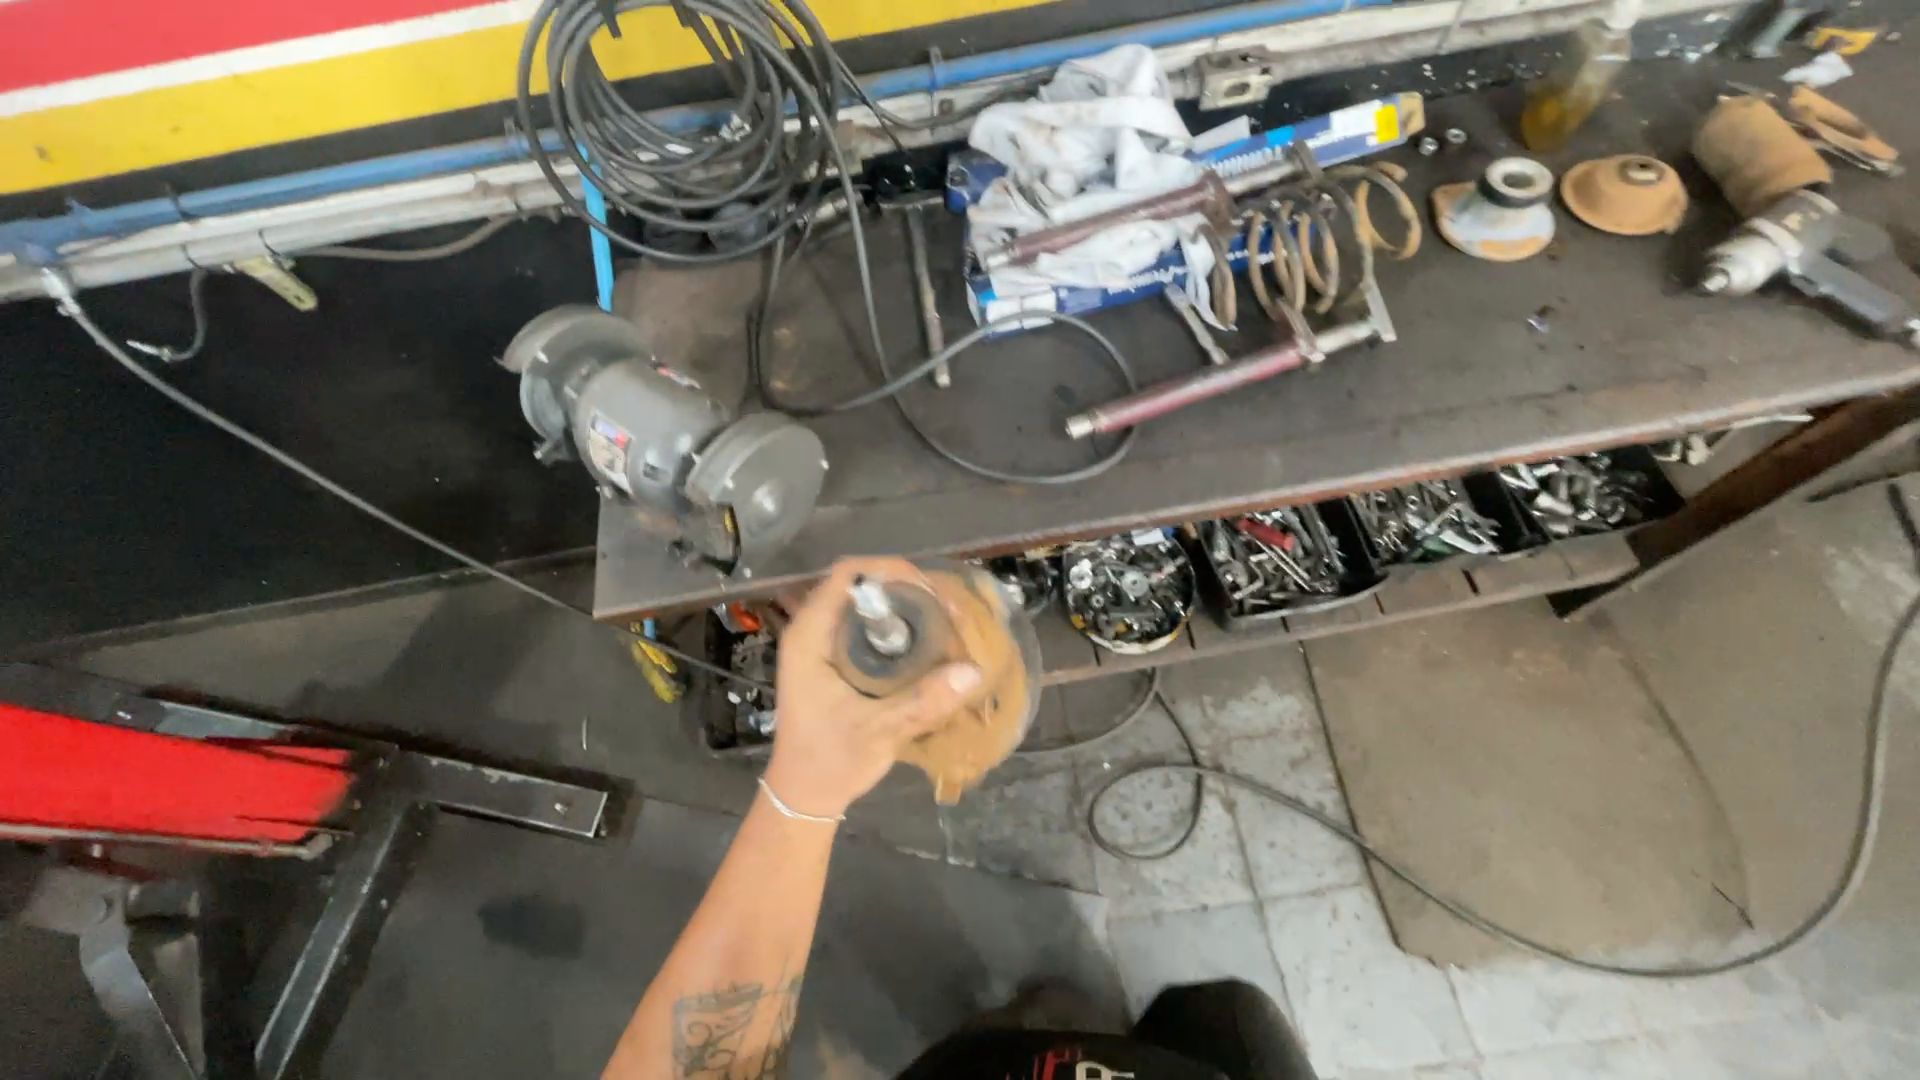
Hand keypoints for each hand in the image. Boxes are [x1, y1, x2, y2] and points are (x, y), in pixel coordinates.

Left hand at [763, 558, 983, 818]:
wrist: (805, 795)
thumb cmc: (830, 760)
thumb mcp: (878, 731)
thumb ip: (923, 701)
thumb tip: (974, 671)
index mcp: (810, 636)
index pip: (848, 575)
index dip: (891, 571)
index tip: (931, 591)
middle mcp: (813, 631)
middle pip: (861, 584)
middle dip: (906, 589)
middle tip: (947, 609)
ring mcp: (822, 645)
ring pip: (866, 605)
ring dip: (904, 607)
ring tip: (944, 621)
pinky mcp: (835, 659)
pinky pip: (868, 626)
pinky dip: (898, 627)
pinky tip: (927, 643)